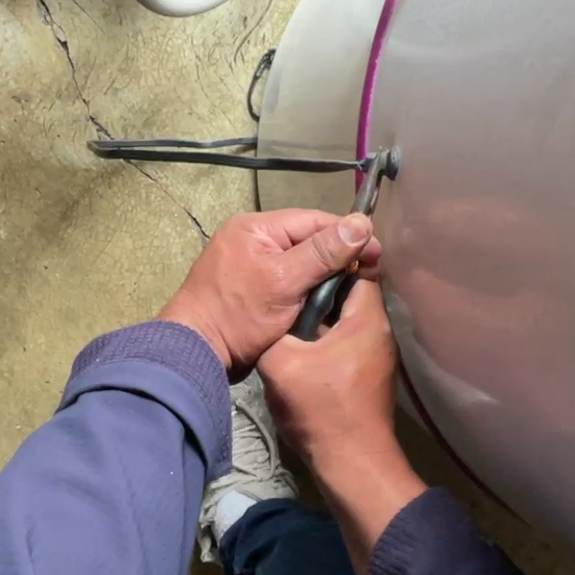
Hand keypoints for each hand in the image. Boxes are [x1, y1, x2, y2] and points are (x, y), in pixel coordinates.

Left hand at [159, 209, 380, 373]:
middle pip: (307, 241)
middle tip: (370, 272)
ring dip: (323, 274)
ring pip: (300, 263)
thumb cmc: (238, 315)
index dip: (348, 235)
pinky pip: (288, 280)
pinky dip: (307, 289)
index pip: (313, 221)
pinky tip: (327, 299)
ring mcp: (250, 266)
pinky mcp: (251, 290)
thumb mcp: (285, 281)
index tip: (378, 253)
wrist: (196, 353)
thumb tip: (362, 223)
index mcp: (255, 228)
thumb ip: (323, 253)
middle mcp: (252, 240)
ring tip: (353, 286)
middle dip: (337, 256)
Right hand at [258, 280, 425, 574]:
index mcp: (366, 320)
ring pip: (342, 320)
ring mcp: (373, 355)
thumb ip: (272, 331)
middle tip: (284, 280)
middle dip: (317, 286)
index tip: (298, 254)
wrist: (351, 465)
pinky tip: (294, 341)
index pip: (356, 267)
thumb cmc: (321, 408)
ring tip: (283, 307)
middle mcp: (377, 332)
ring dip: (317, 314)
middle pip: (347, 293)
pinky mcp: (363, 374)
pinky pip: (342, 341)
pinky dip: (321, 337)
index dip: (328, 256)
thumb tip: (263, 315)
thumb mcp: (282, 364)